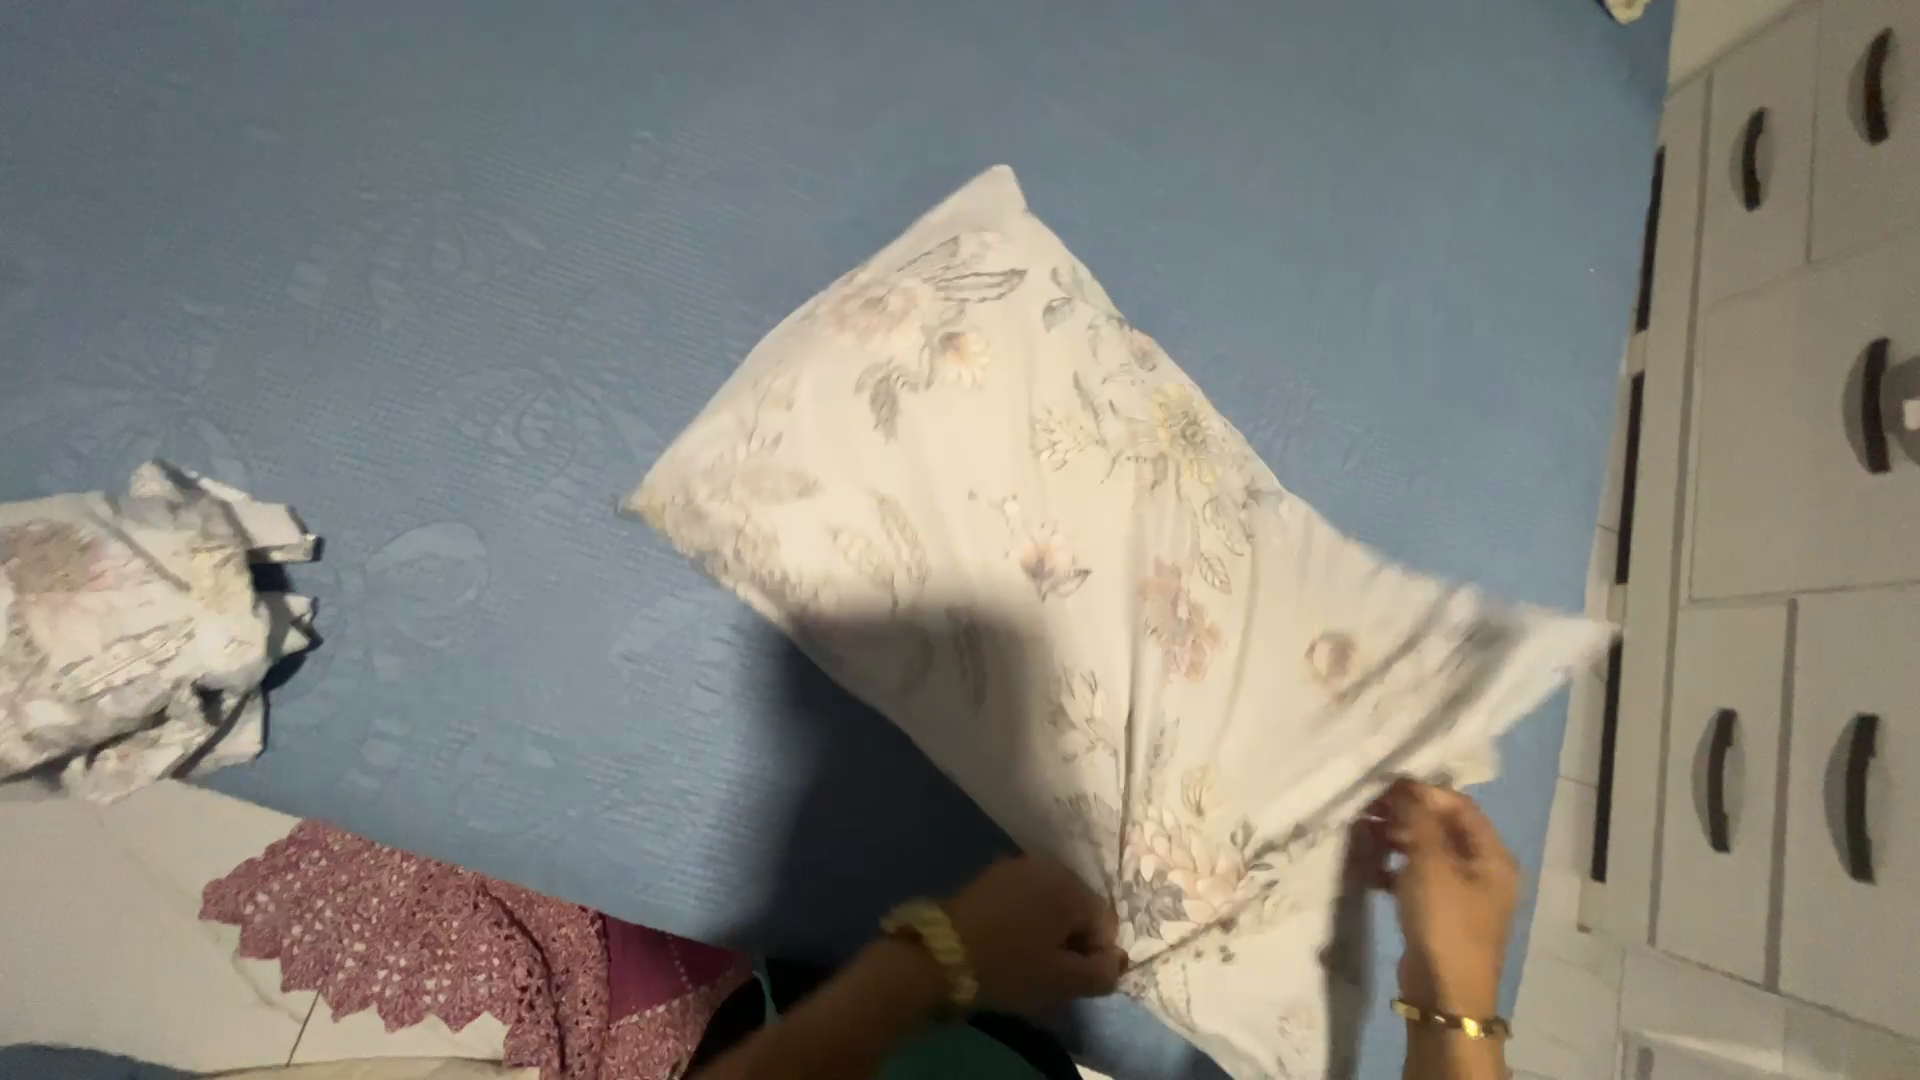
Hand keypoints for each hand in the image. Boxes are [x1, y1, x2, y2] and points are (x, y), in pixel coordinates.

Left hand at [944, 856, 1126, 1014]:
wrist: (943, 952)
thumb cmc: (1010, 967)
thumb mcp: (1062, 982)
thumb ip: (1101, 973)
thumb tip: (1116, 960)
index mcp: (1071, 888)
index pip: (1106, 922)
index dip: (1097, 955)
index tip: (1074, 977)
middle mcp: (1049, 866)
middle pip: (1079, 905)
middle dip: (1074, 937)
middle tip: (1052, 968)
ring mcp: (1019, 864)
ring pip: (1052, 899)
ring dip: (1051, 925)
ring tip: (1030, 954)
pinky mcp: (995, 872)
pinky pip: (1027, 894)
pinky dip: (1028, 914)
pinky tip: (1011, 937)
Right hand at [1361, 780, 1518, 1015]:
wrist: (1445, 990)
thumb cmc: (1445, 920)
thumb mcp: (1430, 863)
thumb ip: (1417, 819)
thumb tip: (1405, 785)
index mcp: (1491, 856)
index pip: (1459, 805)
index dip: (1423, 792)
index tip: (1384, 788)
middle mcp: (1481, 869)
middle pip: (1441, 825)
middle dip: (1404, 813)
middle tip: (1367, 808)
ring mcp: (1460, 890)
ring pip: (1424, 848)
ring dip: (1394, 837)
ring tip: (1362, 833)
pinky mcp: (1439, 908)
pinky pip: (1414, 873)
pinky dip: (1392, 864)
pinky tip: (1368, 865)